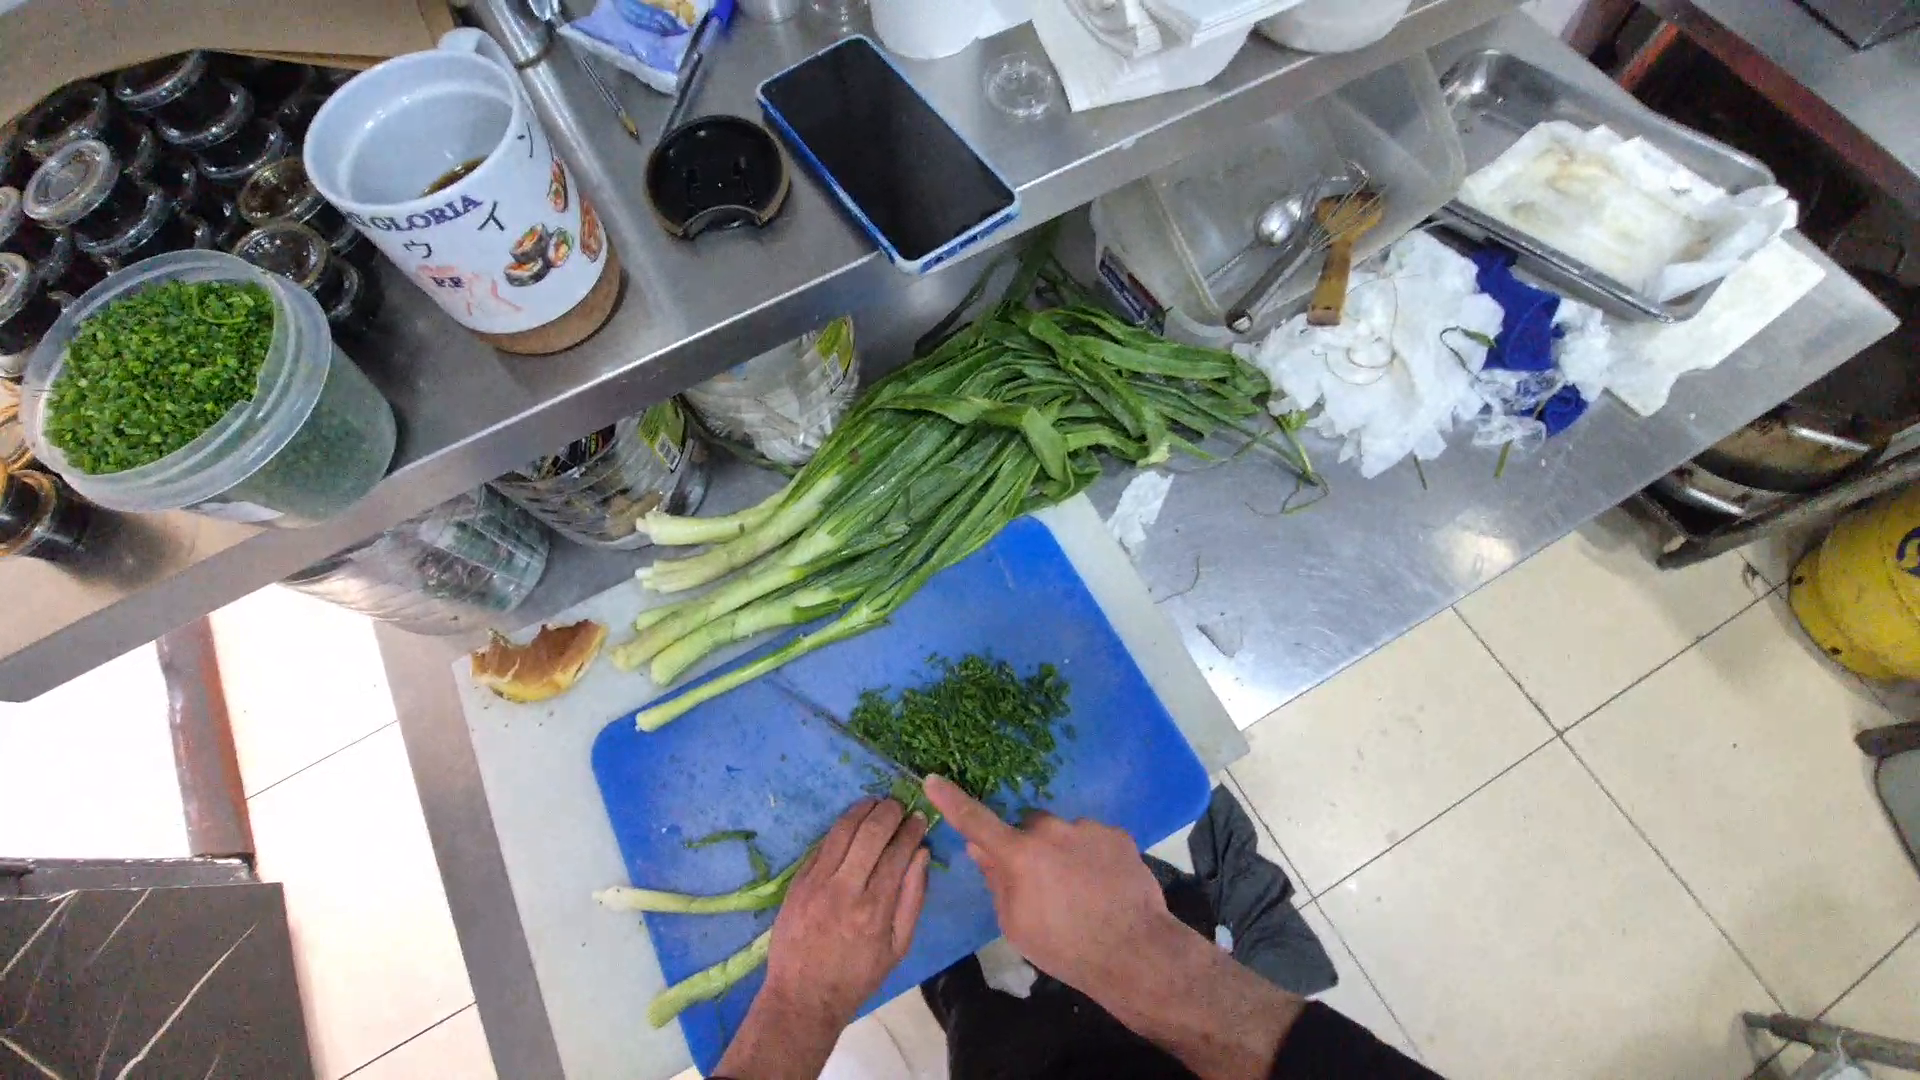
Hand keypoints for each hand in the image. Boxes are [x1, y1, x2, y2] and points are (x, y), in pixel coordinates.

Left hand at [716, 797, 930, 1079]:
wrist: (802, 997)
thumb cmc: (857, 976)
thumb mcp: (898, 947)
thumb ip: (913, 897)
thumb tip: (922, 854)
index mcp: (874, 908)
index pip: (898, 852)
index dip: (912, 830)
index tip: (920, 819)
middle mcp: (845, 889)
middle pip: (871, 833)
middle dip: (890, 812)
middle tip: (900, 805)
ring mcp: (817, 882)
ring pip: (843, 830)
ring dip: (863, 809)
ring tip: (877, 802)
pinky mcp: (798, 881)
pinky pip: (823, 843)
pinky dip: (841, 827)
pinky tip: (853, 821)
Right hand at [921, 773, 1183, 992]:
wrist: (1134, 952)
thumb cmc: (1065, 947)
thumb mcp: (1017, 924)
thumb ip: (996, 880)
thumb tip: (980, 848)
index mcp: (1020, 855)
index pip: (976, 822)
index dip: (952, 801)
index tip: (933, 779)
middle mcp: (1052, 830)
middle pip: (1029, 827)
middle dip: (1030, 846)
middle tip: (1044, 884)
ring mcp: (1088, 828)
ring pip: (1064, 833)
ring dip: (1065, 853)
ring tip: (1083, 891)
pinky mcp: (1117, 835)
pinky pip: (1094, 840)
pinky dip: (1094, 858)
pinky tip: (1105, 887)